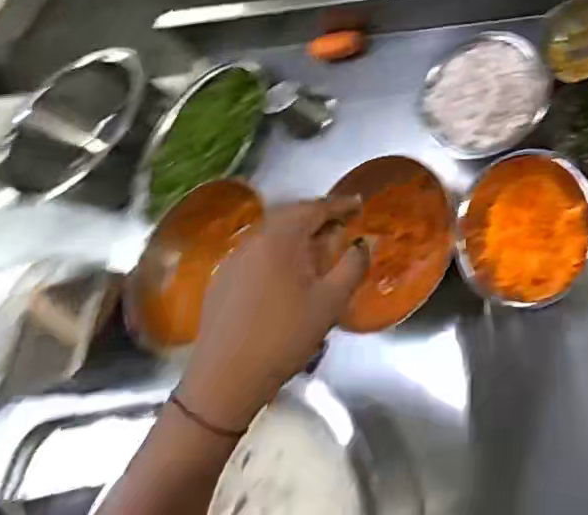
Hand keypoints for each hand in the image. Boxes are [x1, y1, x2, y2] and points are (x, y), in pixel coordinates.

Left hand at [176, 199, 368, 431]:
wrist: (222, 383)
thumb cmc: (284, 338)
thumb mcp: (331, 301)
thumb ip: (354, 264)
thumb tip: (365, 241)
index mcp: (281, 240)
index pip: (315, 209)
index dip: (340, 205)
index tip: (359, 204)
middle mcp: (254, 241)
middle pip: (291, 215)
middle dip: (318, 215)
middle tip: (342, 222)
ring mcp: (233, 261)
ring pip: (272, 233)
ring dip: (298, 232)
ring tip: (319, 245)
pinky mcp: (221, 281)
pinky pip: (257, 251)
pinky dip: (279, 249)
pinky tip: (288, 270)